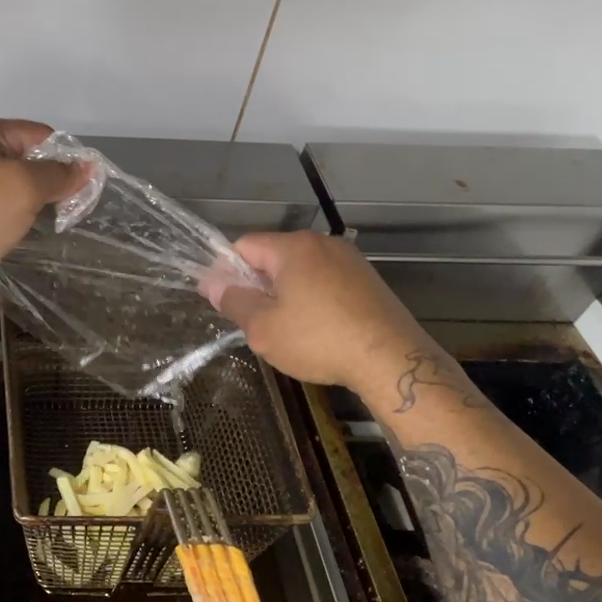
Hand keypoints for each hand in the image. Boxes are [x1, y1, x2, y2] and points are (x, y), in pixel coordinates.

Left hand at [0, 118, 84, 282]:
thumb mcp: (26, 188)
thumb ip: (58, 175)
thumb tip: (86, 166)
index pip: (38, 135)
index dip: (63, 158)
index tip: (78, 187)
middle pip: (18, 159)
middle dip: (41, 183)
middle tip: (57, 210)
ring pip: (0, 185)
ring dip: (20, 202)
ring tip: (29, 224)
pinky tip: (2, 233)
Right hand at [206, 231, 431, 396]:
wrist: (389, 357)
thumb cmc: (317, 340)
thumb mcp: (263, 328)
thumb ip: (235, 302)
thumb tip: (213, 284)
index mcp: (294, 248)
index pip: (245, 245)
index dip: (226, 270)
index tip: (220, 300)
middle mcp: (323, 243)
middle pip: (274, 256)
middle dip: (256, 284)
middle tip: (249, 320)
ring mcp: (349, 260)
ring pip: (300, 270)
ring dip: (283, 293)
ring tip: (282, 329)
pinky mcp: (366, 280)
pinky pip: (324, 281)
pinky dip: (309, 299)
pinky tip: (312, 329)